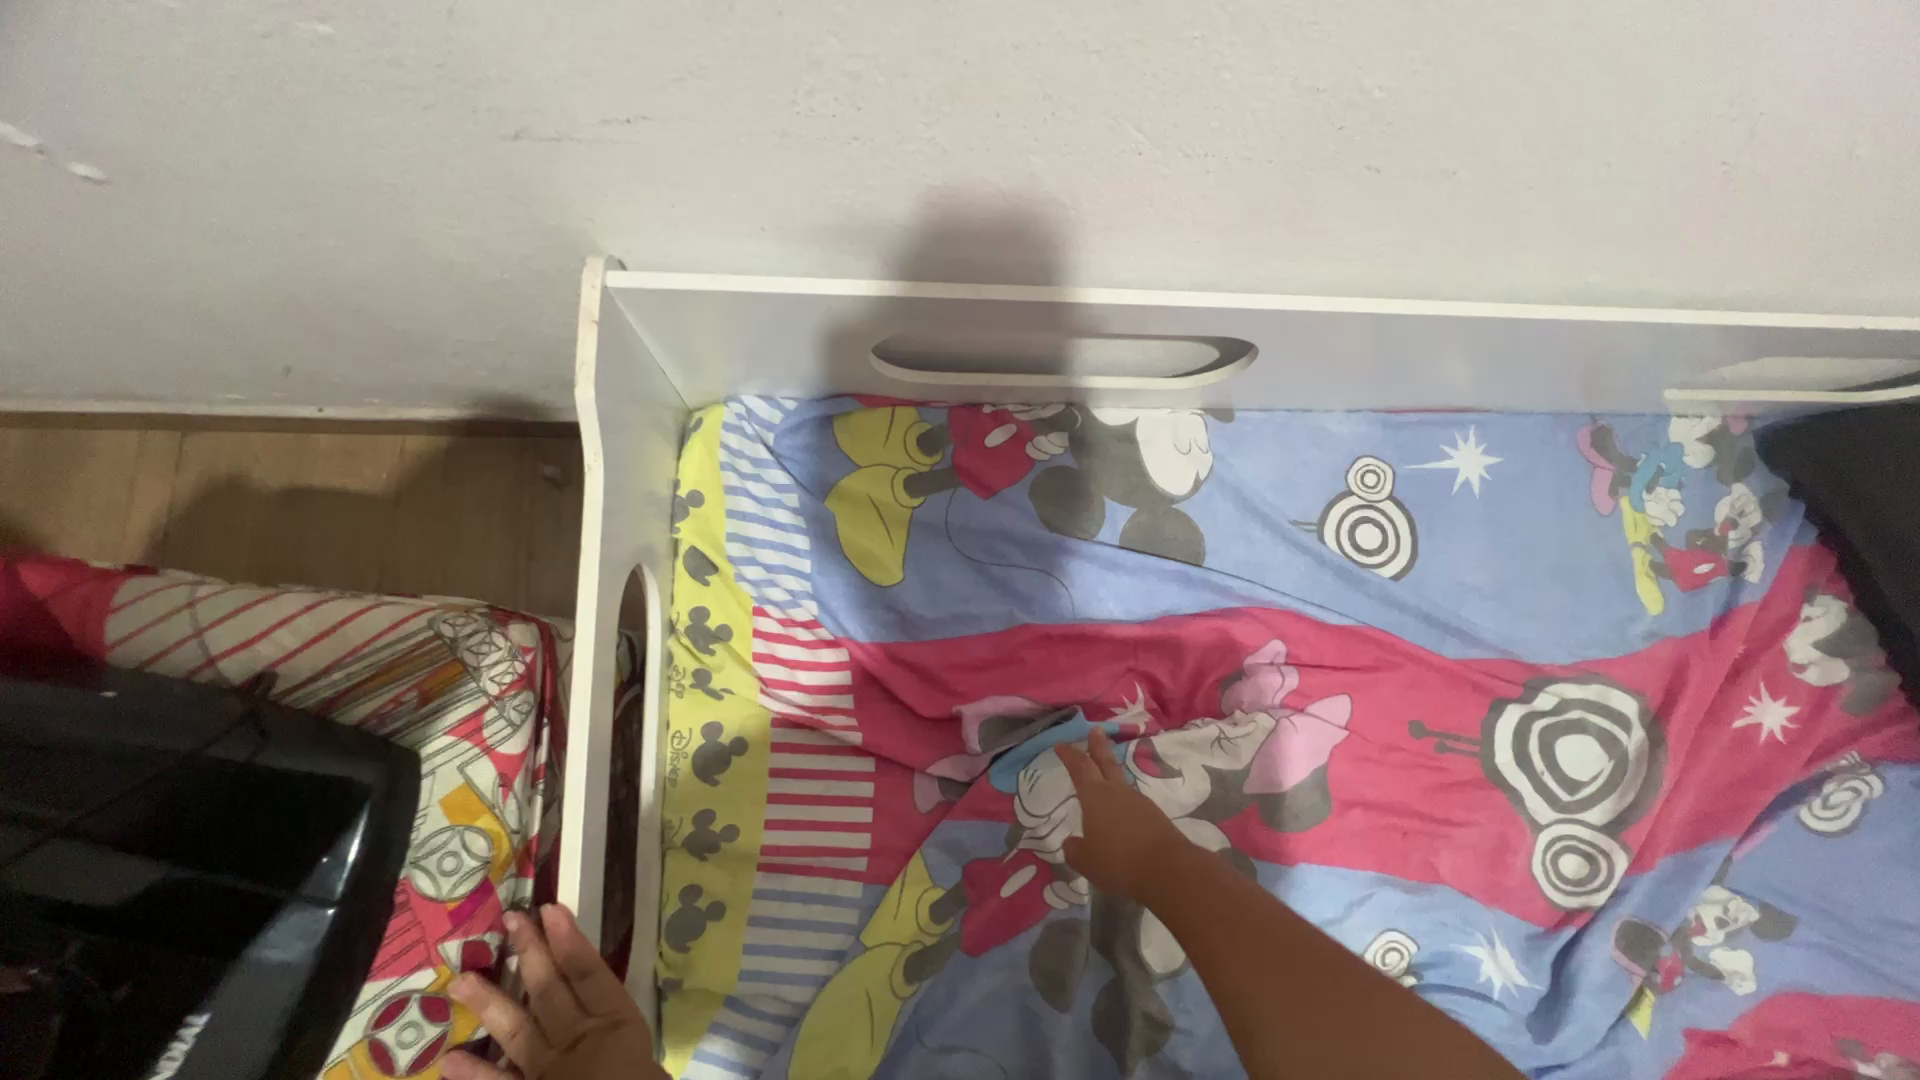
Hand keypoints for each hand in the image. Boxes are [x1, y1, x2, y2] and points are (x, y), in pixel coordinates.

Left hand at [443, 905, 665, 1079]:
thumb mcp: (648, 1067)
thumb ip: (623, 1043)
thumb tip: (600, 1006)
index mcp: (618, 1025)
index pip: (591, 973)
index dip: (571, 941)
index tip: (551, 909)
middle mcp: (581, 1042)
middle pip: (552, 991)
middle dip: (532, 955)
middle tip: (509, 921)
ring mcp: (551, 1073)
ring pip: (519, 1030)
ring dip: (492, 1002)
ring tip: (462, 979)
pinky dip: (476, 1077)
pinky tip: (451, 1062)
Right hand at [1056, 730, 1193, 902]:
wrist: (1169, 869)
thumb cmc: (1119, 861)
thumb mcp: (1086, 861)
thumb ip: (1075, 850)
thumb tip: (1071, 843)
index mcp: (1095, 796)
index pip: (1080, 767)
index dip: (1069, 755)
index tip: (1061, 745)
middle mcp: (1117, 792)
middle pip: (1106, 762)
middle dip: (1098, 746)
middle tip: (1096, 730)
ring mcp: (1139, 802)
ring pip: (1121, 782)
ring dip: (1112, 775)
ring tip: (1106, 778)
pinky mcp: (1155, 817)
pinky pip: (1134, 803)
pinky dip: (1125, 803)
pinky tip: (1123, 816)